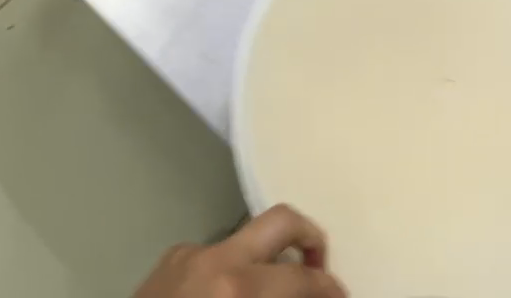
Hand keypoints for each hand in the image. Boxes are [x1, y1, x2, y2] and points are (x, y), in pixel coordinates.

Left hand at [133, 205, 346, 297]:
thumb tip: (312, 294)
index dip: (331, 289)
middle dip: (311, 239)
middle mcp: (216, 259)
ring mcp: (189, 255)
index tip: (342, 297)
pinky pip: (215, 256)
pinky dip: (234, 273)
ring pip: (247, 238)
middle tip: (321, 272)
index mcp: (237, 289)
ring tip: (277, 294)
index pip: (303, 280)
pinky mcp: (168, 261)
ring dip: (269, 260)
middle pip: (281, 221)